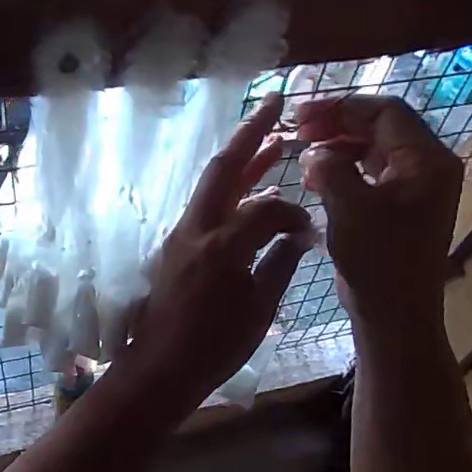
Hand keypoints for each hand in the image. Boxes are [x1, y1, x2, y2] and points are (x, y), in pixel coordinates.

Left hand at [117, 94, 313, 404]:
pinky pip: (206, 206)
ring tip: (272, 138)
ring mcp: (181, 236)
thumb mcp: (258, 309)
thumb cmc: (213, 347)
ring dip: (241, 159)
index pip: (267, 210)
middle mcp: (195, 231)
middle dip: (252, 133)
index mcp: (220, 248)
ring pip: (212, 184)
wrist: (160, 368)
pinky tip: (250, 189)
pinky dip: (230, 190)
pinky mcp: (176, 245)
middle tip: (277, 103)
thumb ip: (281, 264)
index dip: (295, 215)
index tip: (312, 231)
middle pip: (224, 168)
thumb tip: (303, 234)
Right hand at [295, 95, 462, 320]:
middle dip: (336, 125)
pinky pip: (369, 174)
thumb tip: (313, 152)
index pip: (385, 111)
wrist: (394, 314)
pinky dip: (341, 170)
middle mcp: (426, 167)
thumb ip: (330, 168)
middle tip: (297, 131)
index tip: (301, 114)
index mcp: (427, 160)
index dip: (341, 107)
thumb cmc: (378, 260)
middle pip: (380, 127)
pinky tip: (315, 180)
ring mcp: (413, 188)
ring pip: (372, 150)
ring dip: (336, 147)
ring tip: (302, 157)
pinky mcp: (397, 208)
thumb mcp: (350, 208)